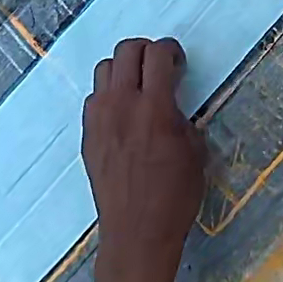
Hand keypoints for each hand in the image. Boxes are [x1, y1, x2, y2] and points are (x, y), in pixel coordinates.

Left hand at [82, 37, 205, 281]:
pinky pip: (94, 97)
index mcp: (154, 106)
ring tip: (137, 86)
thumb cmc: (175, 196)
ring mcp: (99, 116)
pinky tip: (122, 113)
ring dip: (124, 69)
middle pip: (127, 50)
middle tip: (158, 65)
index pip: (158, 54)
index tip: (177, 60)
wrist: (136, 231)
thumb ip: (181, 117)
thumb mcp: (195, 151)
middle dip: (146, 50)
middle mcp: (122, 103)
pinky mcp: (87, 132)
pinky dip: (108, 94)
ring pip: (105, 68)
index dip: (171, 49)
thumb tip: (172, 101)